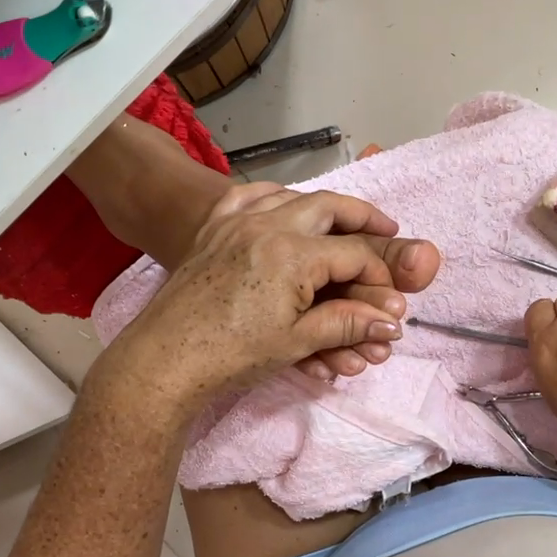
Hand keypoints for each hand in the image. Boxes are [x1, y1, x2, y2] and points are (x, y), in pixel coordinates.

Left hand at [105, 184, 440, 406]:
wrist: (165, 360)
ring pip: (291, 195)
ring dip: (323, 205)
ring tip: (346, 218)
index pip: (354, 255)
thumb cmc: (231, 356)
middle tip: (387, 230)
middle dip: (363, 218)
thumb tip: (390, 324)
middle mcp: (267, 225)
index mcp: (293, 254)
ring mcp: (236, 222)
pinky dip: (275, 196)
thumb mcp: (297, 342)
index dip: (379, 279)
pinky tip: (285, 206)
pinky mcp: (213, 230)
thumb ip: (347, 326)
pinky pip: (249, 196)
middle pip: (329, 207)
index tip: (391, 302)